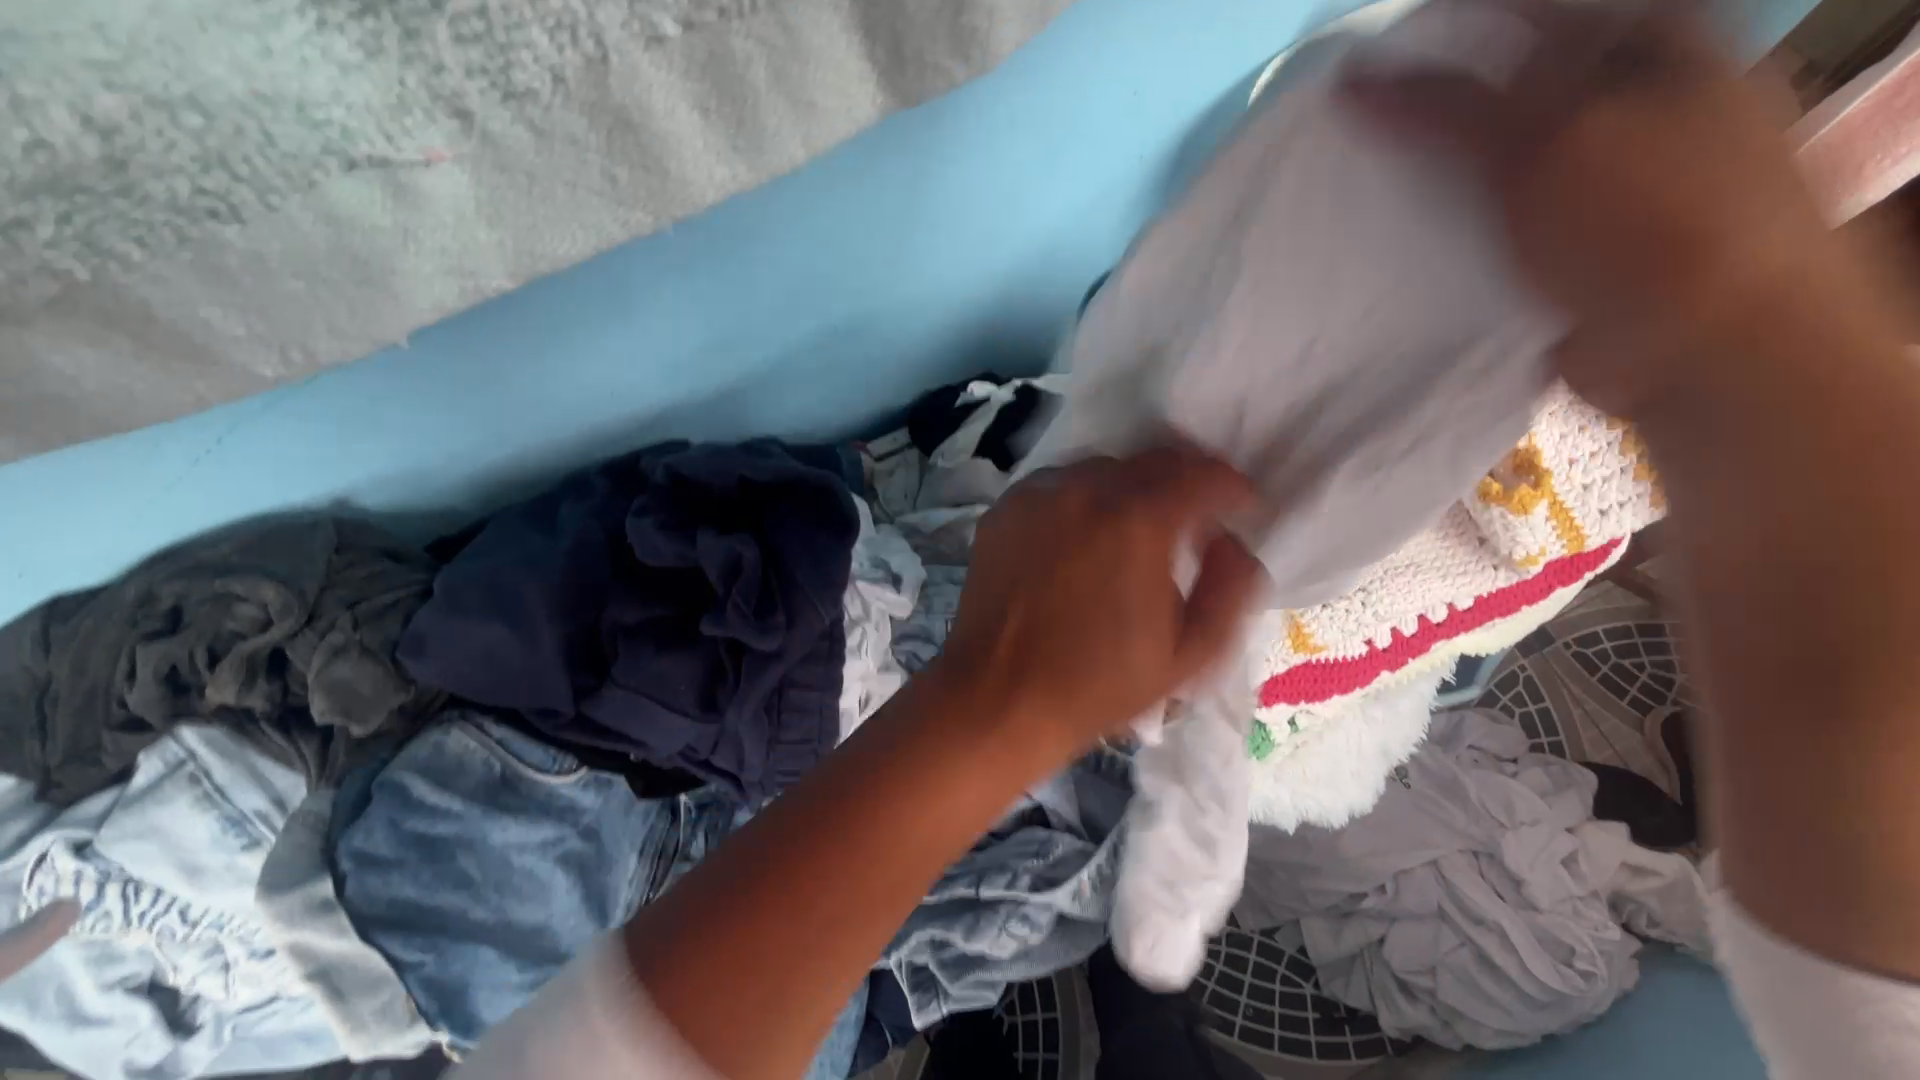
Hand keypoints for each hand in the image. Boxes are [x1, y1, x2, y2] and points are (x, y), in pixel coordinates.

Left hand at [930, 443, 1265, 763]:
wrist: (997, 700)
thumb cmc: (1099, 685)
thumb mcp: (1189, 654)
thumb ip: (1231, 587)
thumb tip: (1232, 542)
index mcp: (1137, 520)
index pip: (1201, 473)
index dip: (1232, 487)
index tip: (1243, 507)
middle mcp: (1085, 490)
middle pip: (1152, 461)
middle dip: (1185, 481)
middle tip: (1195, 518)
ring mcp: (1037, 496)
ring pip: (1102, 470)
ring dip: (1131, 489)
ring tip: (1136, 531)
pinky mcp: (1003, 511)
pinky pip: (1057, 488)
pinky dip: (1082, 502)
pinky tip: (1082, 540)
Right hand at [1342, 0, 1838, 414]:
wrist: (1704, 351)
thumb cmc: (1646, 223)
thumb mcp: (1542, 142)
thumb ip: (1448, 106)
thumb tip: (1354, 80)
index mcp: (1648, 44)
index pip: (1523, 16)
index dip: (1444, 35)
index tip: (1371, 66)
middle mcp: (1631, 102)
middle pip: (1506, 87)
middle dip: (1431, 109)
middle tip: (1357, 126)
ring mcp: (1602, 181)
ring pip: (1496, 161)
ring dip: (1435, 175)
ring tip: (1364, 180)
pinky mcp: (1571, 248)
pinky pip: (1495, 224)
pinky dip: (1451, 230)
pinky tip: (1398, 235)